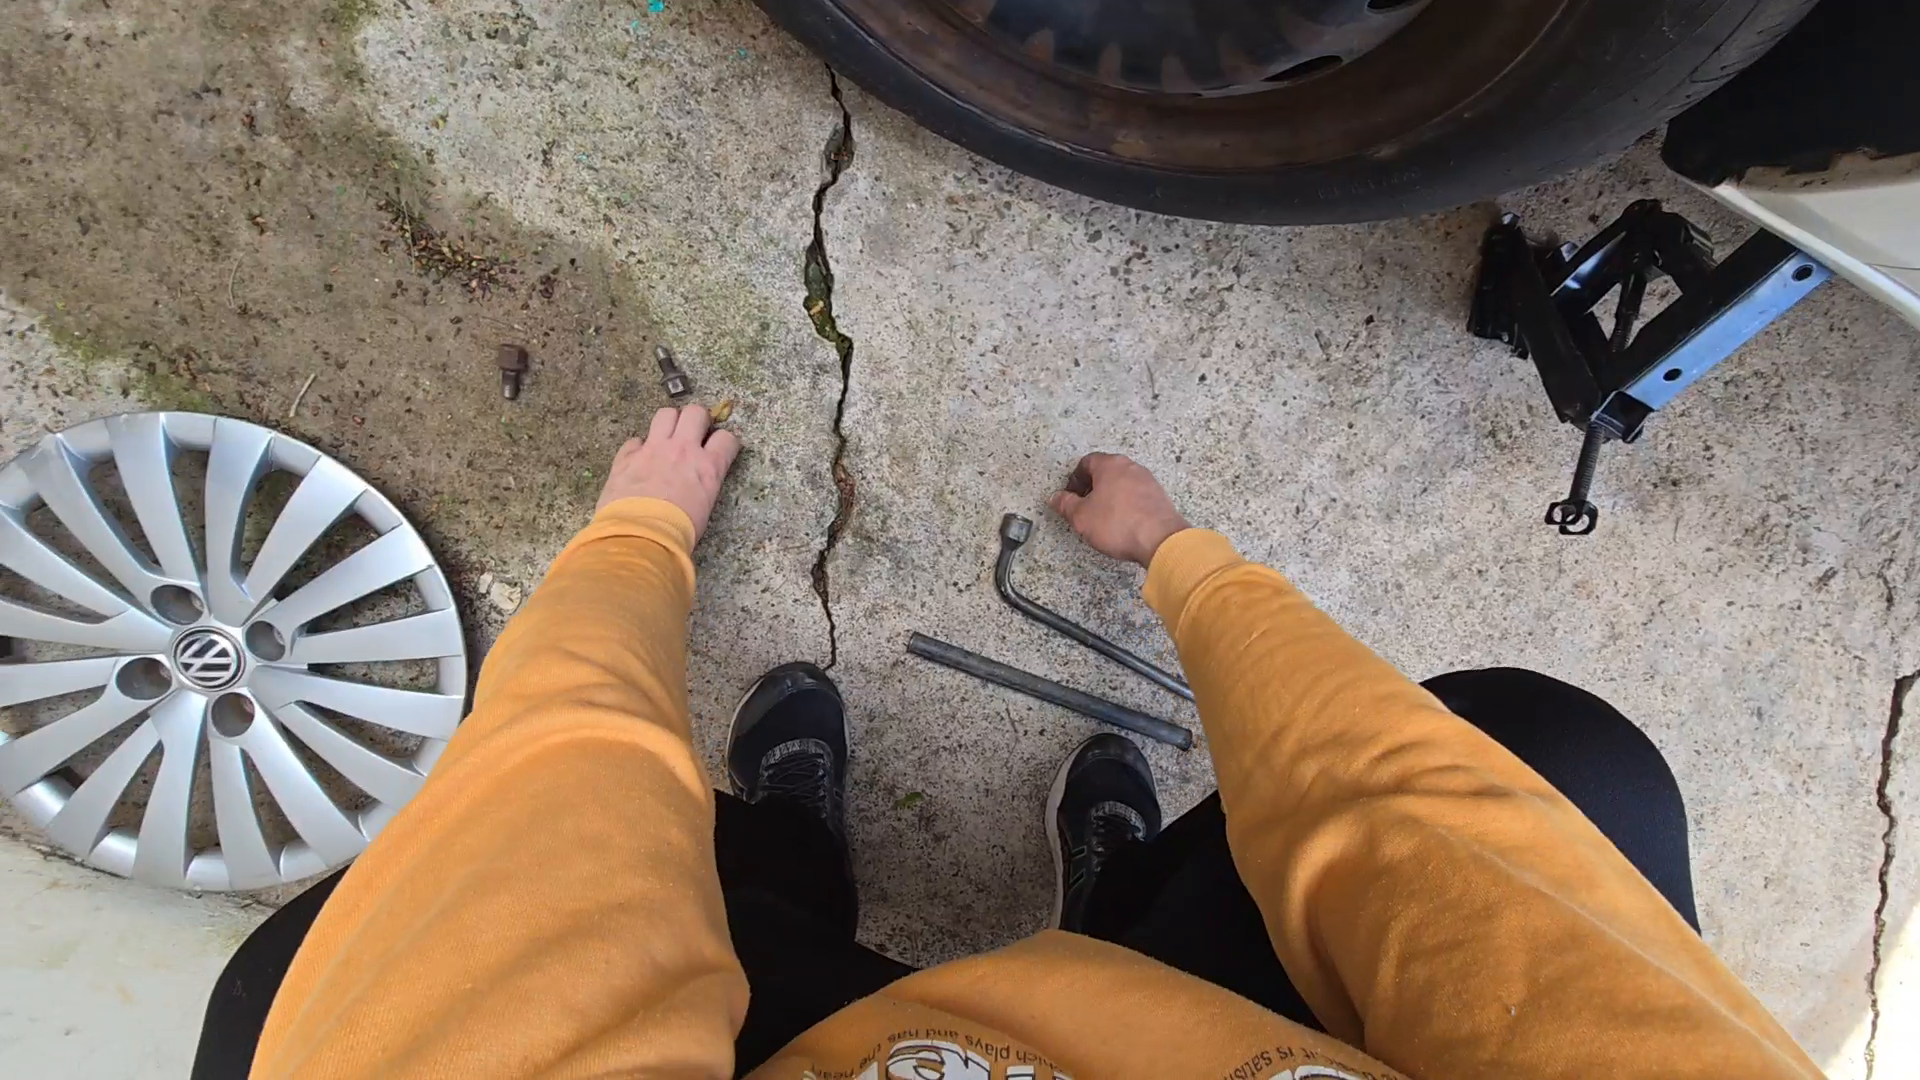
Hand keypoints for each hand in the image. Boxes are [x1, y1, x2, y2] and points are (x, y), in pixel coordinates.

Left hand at [596, 405, 741, 541]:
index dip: (726, 441)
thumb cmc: (678, 530)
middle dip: (698, 419)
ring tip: (668, 437)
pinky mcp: (627, 456)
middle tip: (694, 433)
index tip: (721, 448)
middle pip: (696, 413)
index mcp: (708, 466)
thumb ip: (703, 485)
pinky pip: (635, 440)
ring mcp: (653, 449)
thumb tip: (695, 483)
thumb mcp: (704, 507)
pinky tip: (640, 460)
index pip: (727, 438)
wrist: (640, 535)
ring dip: (669, 423)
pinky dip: (639, 447)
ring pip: (665, 414)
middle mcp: (683, 450)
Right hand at [1048, 453, 1189, 566]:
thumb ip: (1065, 504)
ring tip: (1103, 518)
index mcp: (1110, 465)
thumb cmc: (1118, 524)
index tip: (1070, 496)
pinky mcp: (1159, 497)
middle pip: (1105, 471)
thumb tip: (1056, 498)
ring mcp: (1148, 481)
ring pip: (1122, 483)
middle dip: (1092, 488)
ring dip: (1110, 497)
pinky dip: (1126, 505)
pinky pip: (1136, 496)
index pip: (1086, 462)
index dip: (1074, 479)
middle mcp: (1131, 467)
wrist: (1160, 539)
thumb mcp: (1081, 516)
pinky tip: (1122, 523)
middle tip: (1084, 507)